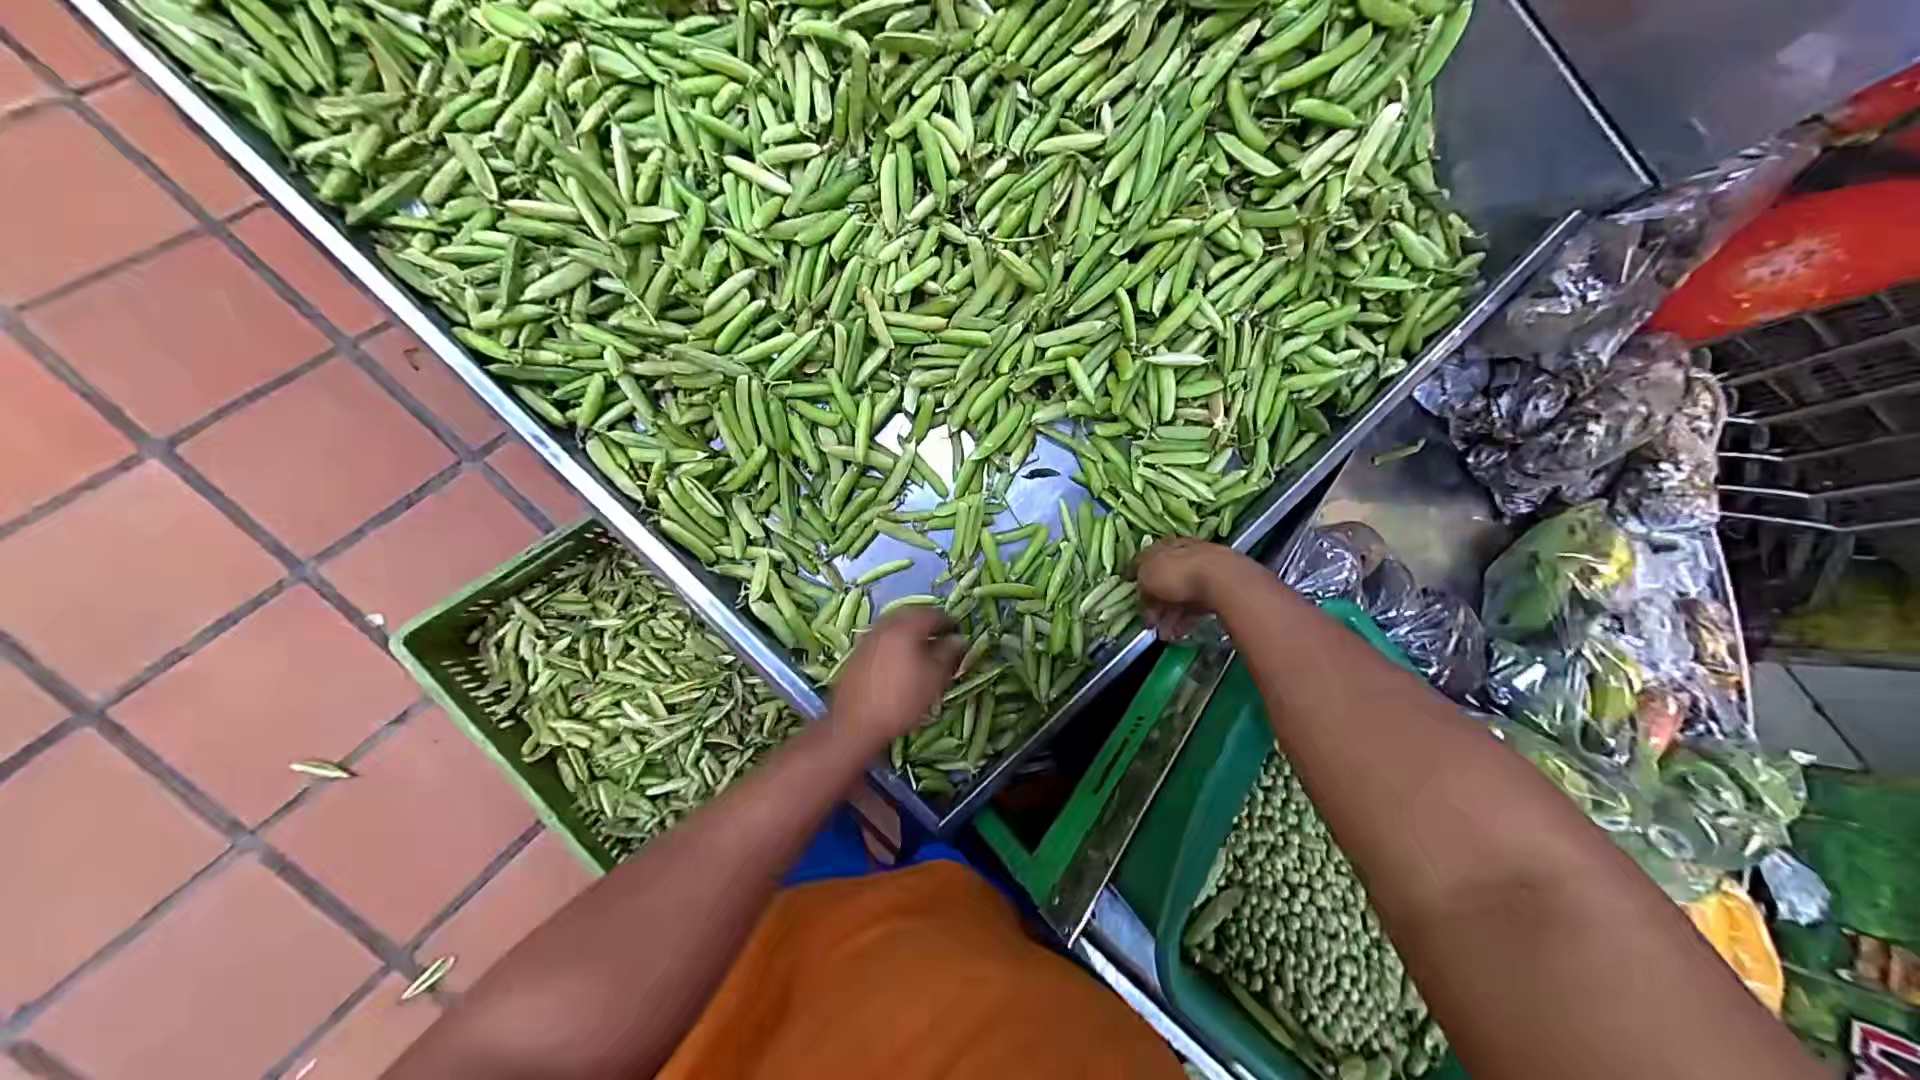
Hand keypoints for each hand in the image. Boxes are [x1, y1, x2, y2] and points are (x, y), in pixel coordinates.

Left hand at [828, 608, 964, 743]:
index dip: (950, 623)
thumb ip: (949, 653)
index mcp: (906, 626)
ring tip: (924, 651)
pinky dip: (896, 645)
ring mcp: (868, 639)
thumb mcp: (934, 677)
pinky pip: (883, 640)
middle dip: (928, 625)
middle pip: (911, 616)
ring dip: (911, 634)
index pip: (933, 614)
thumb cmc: (902, 699)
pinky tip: (902, 662)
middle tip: (942, 639)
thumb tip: (959, 639)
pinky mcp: (857, 654)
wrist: (856, 723)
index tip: (960, 635)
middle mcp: (884, 625)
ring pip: (895, 628)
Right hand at [1129, 538, 1254, 639]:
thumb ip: (1141, 581)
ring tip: (1163, 636)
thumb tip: (1143, 590)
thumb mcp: (1146, 575)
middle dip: (1154, 605)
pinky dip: (1185, 620)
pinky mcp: (1219, 590)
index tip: (1131, 592)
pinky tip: (1179, 633)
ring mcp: (1204, 572)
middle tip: (1149, 623)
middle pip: (1164, 581)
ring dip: (1169, 617)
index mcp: (1166, 546)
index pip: (1147, 559)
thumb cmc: (1176, 574)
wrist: (1221, 581)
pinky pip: (1196, 606)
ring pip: (1180, 596)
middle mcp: (1185, 556)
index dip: (1137, 576)